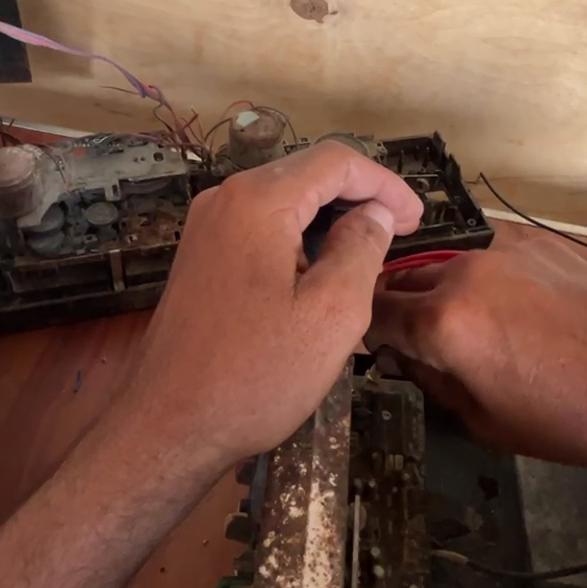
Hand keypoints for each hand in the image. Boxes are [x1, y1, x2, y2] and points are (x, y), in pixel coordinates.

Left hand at [117, 140, 425, 470]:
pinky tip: (322, 269)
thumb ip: (362, 249)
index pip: (334, 160)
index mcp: (257, 201)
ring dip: (331, 217)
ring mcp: (207, 227)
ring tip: (371, 252)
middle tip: (403, 233)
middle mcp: (225, 200)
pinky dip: (300, 236)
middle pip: (306, 173)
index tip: (418, 219)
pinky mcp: (201, 256)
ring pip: (284, 200)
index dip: (384, 183)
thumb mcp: (331, 314)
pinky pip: (261, 226)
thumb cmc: (255, 375)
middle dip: (360, 196)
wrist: (168, 426)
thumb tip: (375, 213)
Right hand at [365, 237, 586, 468]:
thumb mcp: (482, 420)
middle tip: (416, 341)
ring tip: (464, 323)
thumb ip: (428, 380)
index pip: (373, 313)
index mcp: (442, 320)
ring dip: (436, 289)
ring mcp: (502, 249)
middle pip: (401, 280)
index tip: (379, 350)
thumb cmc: (570, 417)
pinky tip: (507, 306)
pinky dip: (478, 276)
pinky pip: (485, 254)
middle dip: (398, 309)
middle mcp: (463, 272)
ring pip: (442, 263)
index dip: (368, 334)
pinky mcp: (536, 241)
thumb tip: (402, 357)